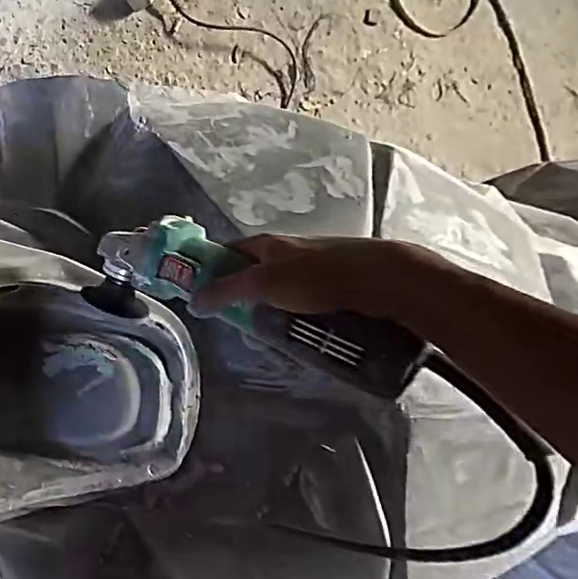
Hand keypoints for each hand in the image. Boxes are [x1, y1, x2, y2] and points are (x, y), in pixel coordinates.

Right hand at [190, 234, 449, 318]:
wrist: (385, 280)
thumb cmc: (317, 276)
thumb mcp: (262, 283)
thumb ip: (225, 292)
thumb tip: (192, 303)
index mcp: (266, 243)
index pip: (227, 253)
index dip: (212, 270)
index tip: (204, 295)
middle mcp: (288, 251)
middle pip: (254, 275)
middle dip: (244, 299)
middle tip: (240, 325)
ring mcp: (315, 268)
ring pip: (282, 291)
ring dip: (273, 311)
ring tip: (274, 335)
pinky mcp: (338, 285)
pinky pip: (308, 302)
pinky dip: (300, 317)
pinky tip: (305, 333)